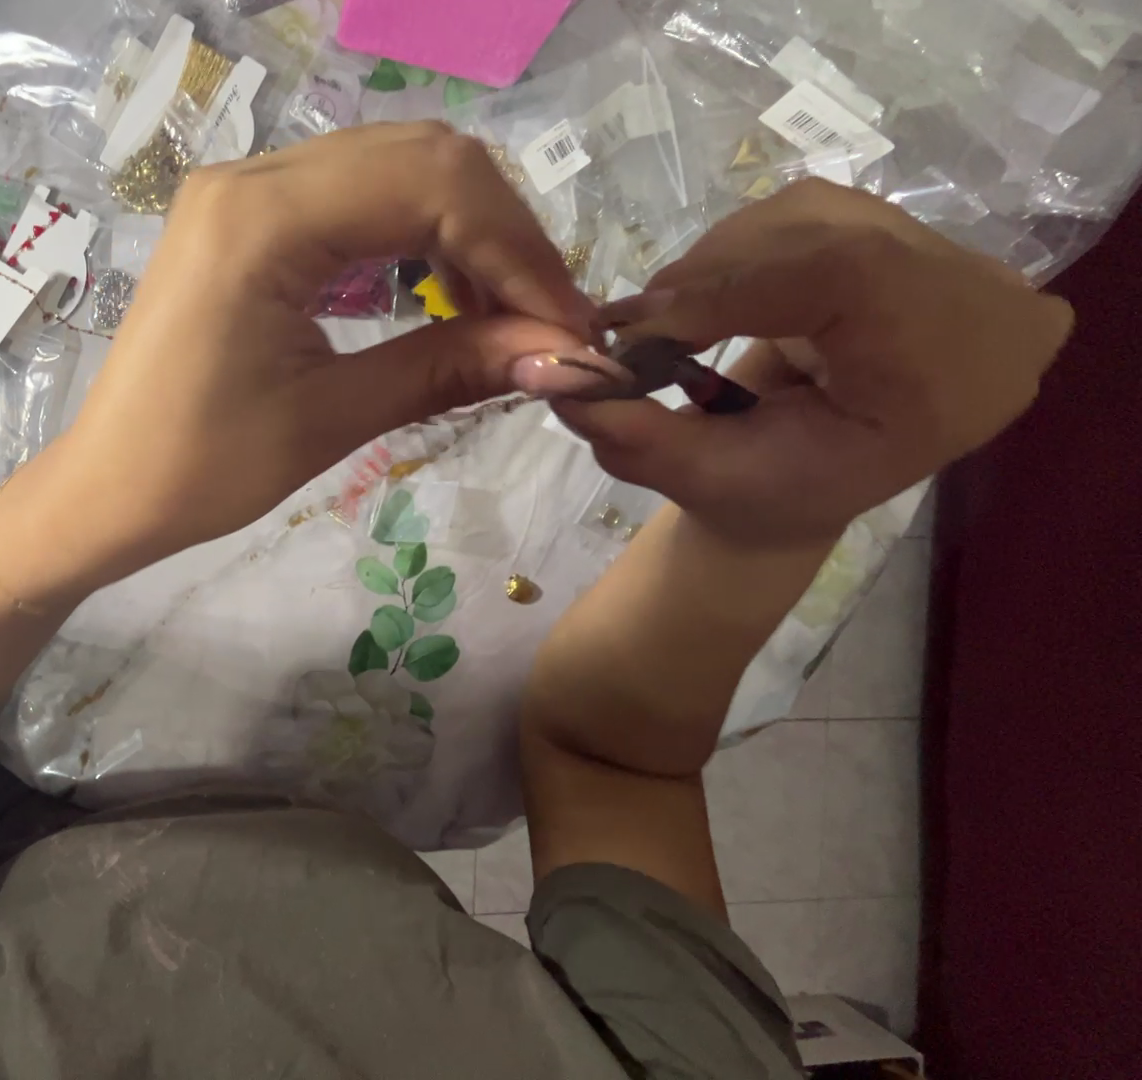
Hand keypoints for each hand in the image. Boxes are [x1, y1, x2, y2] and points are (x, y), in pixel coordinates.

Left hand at [35, 123, 595, 577]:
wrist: (107, 490)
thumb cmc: (198, 470)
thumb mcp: (329, 419)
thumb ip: (447, 369)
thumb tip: (565, 352)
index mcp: (260, 219)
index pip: (433, 185)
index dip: (519, 252)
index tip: (567, 326)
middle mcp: (248, 177)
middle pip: (419, 159)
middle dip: (498, 237)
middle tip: (543, 322)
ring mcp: (238, 193)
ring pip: (389, 173)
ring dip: (459, 236)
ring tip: (499, 320)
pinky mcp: (238, 221)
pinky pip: (348, 202)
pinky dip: (408, 242)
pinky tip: (437, 299)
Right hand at [554, 179, 1073, 549]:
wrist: (801, 490)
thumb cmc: (761, 499)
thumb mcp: (697, 480)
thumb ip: (632, 436)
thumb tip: (553, 381)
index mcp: (954, 380)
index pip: (850, 276)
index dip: (728, 286)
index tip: (639, 325)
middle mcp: (984, 308)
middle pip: (830, 234)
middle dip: (711, 273)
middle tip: (635, 324)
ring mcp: (957, 268)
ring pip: (812, 213)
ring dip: (718, 259)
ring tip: (670, 318)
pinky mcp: (915, 246)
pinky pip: (810, 214)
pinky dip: (736, 248)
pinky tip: (710, 297)